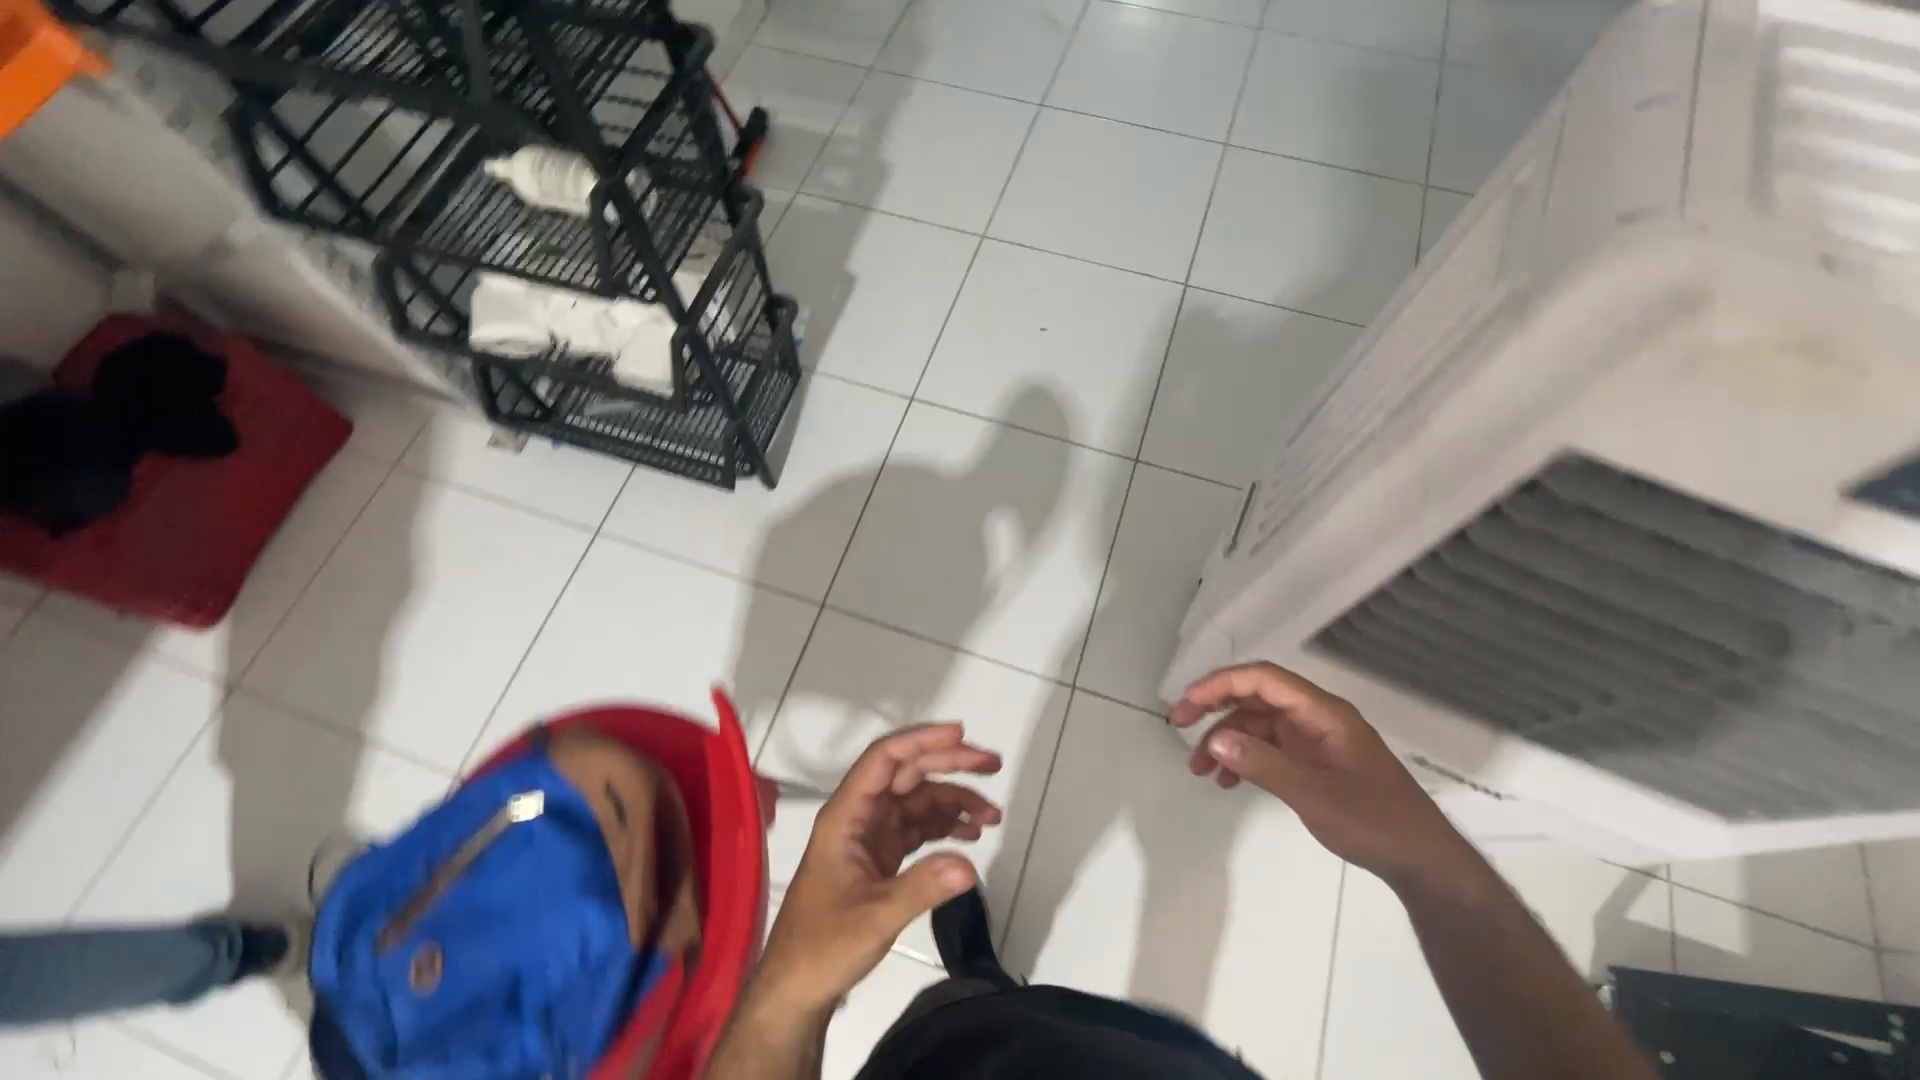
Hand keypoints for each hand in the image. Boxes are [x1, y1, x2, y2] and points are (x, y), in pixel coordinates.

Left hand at [757, 724, 1003, 1012]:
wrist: (796, 990)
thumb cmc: (823, 948)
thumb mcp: (875, 918)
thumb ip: (922, 888)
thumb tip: (971, 865)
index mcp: (845, 815)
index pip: (885, 759)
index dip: (922, 740)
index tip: (962, 735)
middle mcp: (858, 817)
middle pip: (907, 774)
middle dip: (949, 764)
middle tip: (993, 764)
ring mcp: (869, 837)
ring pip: (917, 801)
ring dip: (954, 801)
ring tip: (993, 815)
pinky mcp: (879, 859)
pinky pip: (917, 829)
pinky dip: (945, 827)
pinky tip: (970, 835)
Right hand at [1170, 662, 1473, 888]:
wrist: (1421, 860)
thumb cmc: (1373, 821)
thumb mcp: (1313, 794)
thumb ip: (1262, 763)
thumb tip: (1214, 739)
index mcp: (1323, 712)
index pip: (1264, 679)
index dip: (1221, 683)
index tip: (1187, 703)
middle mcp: (1317, 718)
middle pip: (1256, 697)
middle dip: (1215, 707)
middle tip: (1178, 725)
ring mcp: (1315, 740)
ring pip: (1258, 724)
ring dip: (1226, 740)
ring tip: (1199, 769)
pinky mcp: (1315, 762)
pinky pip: (1269, 748)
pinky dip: (1244, 758)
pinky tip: (1227, 781)